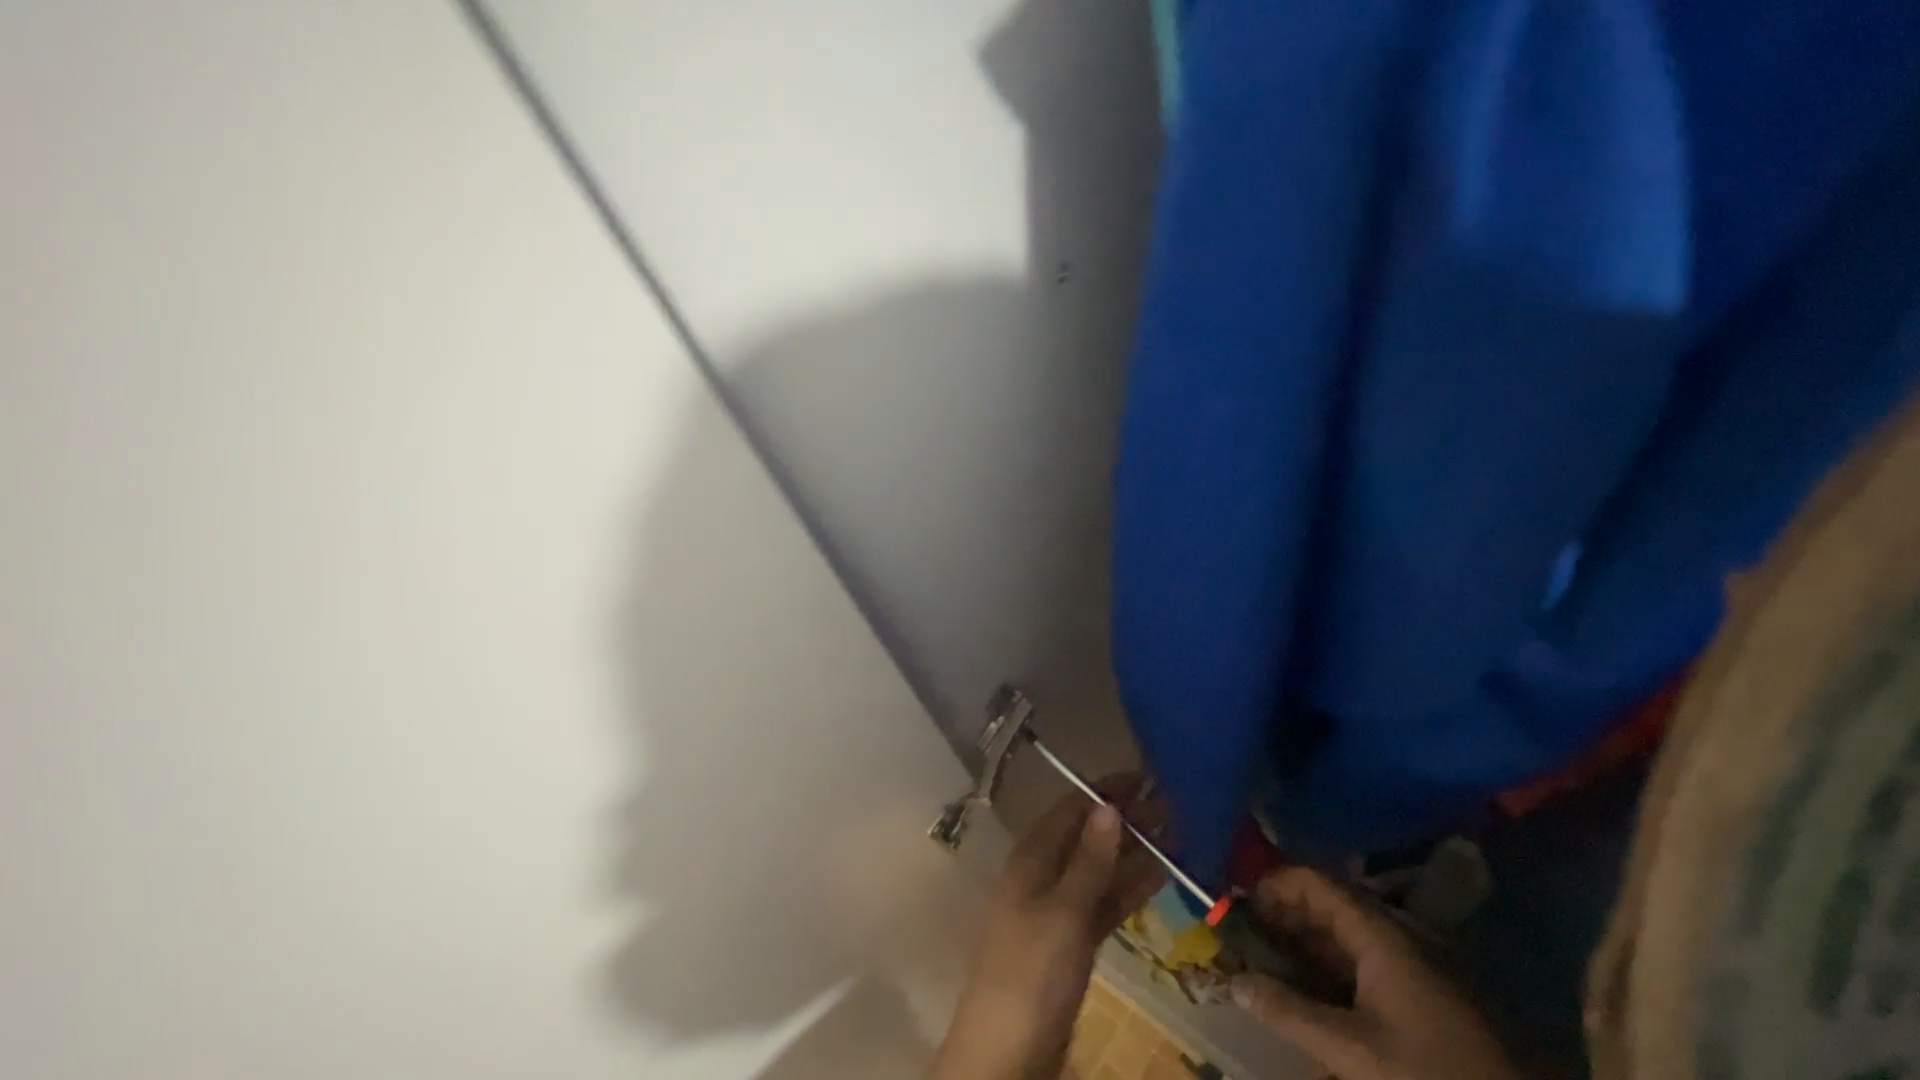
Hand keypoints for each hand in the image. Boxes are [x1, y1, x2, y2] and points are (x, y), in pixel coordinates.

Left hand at [931, 776, 1165, 1079]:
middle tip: (1177, 806)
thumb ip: (1088, 861)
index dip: (1106, 791)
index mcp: (1031, 859)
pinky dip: (1129, 889)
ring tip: (1181, 835)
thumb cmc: (1031, 974)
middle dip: (1127, 821)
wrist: (1007, 1053)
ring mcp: (1058, 909)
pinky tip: (1162, 877)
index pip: (1071, 809)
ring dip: (1135, 853)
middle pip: (1088, 837)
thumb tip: (1108, 804)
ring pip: (1100, 870)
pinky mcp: (1073, 941)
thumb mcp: (1062, 913)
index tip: (1149, 776)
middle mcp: (1043, 876)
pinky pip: (1104, 903)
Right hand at [1229, 868, 1524, 1079]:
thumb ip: (1290, 1013)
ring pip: (1342, 937)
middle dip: (1280, 913)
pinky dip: (1322, 967)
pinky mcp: (1417, 997)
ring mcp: (1408, 968)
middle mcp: (1394, 939)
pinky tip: (1302, 990)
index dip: (1274, 884)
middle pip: (1328, 907)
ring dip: (1299, 942)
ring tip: (1260, 958)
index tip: (1235, 902)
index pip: (1318, 884)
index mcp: (1381, 936)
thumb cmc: (1430, 1073)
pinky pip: (1358, 965)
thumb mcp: (1352, 1049)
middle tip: (1239, 932)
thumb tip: (1234, 979)